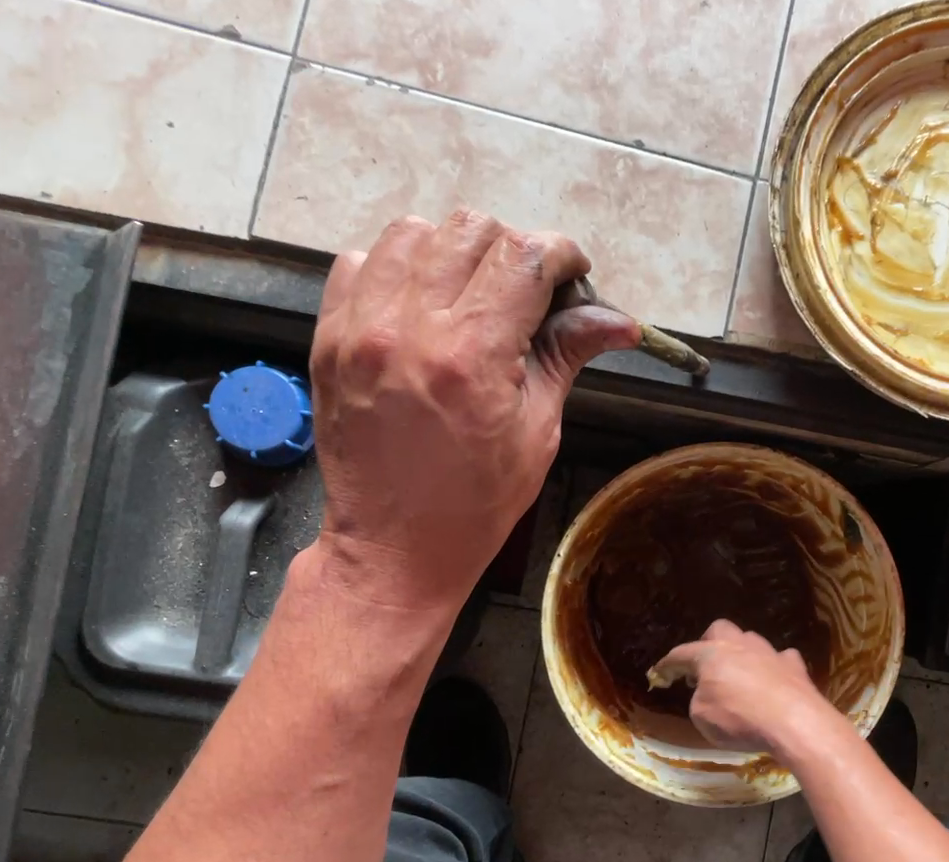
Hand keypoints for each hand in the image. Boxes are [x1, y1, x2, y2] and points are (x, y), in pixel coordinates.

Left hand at [306, 210, 639, 608]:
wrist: (394, 546)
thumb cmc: (477, 500)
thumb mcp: (537, 431)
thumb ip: (567, 356)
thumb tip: (619, 320)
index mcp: (473, 356)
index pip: (525, 256)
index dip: (561, 255)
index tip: (573, 274)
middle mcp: (410, 328)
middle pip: (471, 229)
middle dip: (512, 250)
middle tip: (526, 292)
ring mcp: (359, 329)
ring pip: (413, 232)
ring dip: (454, 251)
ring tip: (470, 294)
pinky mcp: (328, 339)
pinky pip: (361, 262)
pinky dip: (398, 269)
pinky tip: (419, 307)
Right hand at [651, 620, 839, 752]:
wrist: (794, 721)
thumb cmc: (739, 719)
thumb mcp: (702, 718)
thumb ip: (700, 699)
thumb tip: (708, 693)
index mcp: (710, 654)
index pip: (681, 655)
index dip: (668, 665)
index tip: (659, 673)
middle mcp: (739, 644)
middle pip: (719, 629)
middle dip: (709, 644)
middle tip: (706, 667)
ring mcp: (769, 651)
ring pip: (750, 640)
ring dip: (742, 654)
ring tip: (739, 675)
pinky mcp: (794, 665)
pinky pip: (780, 658)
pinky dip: (773, 668)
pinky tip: (773, 681)